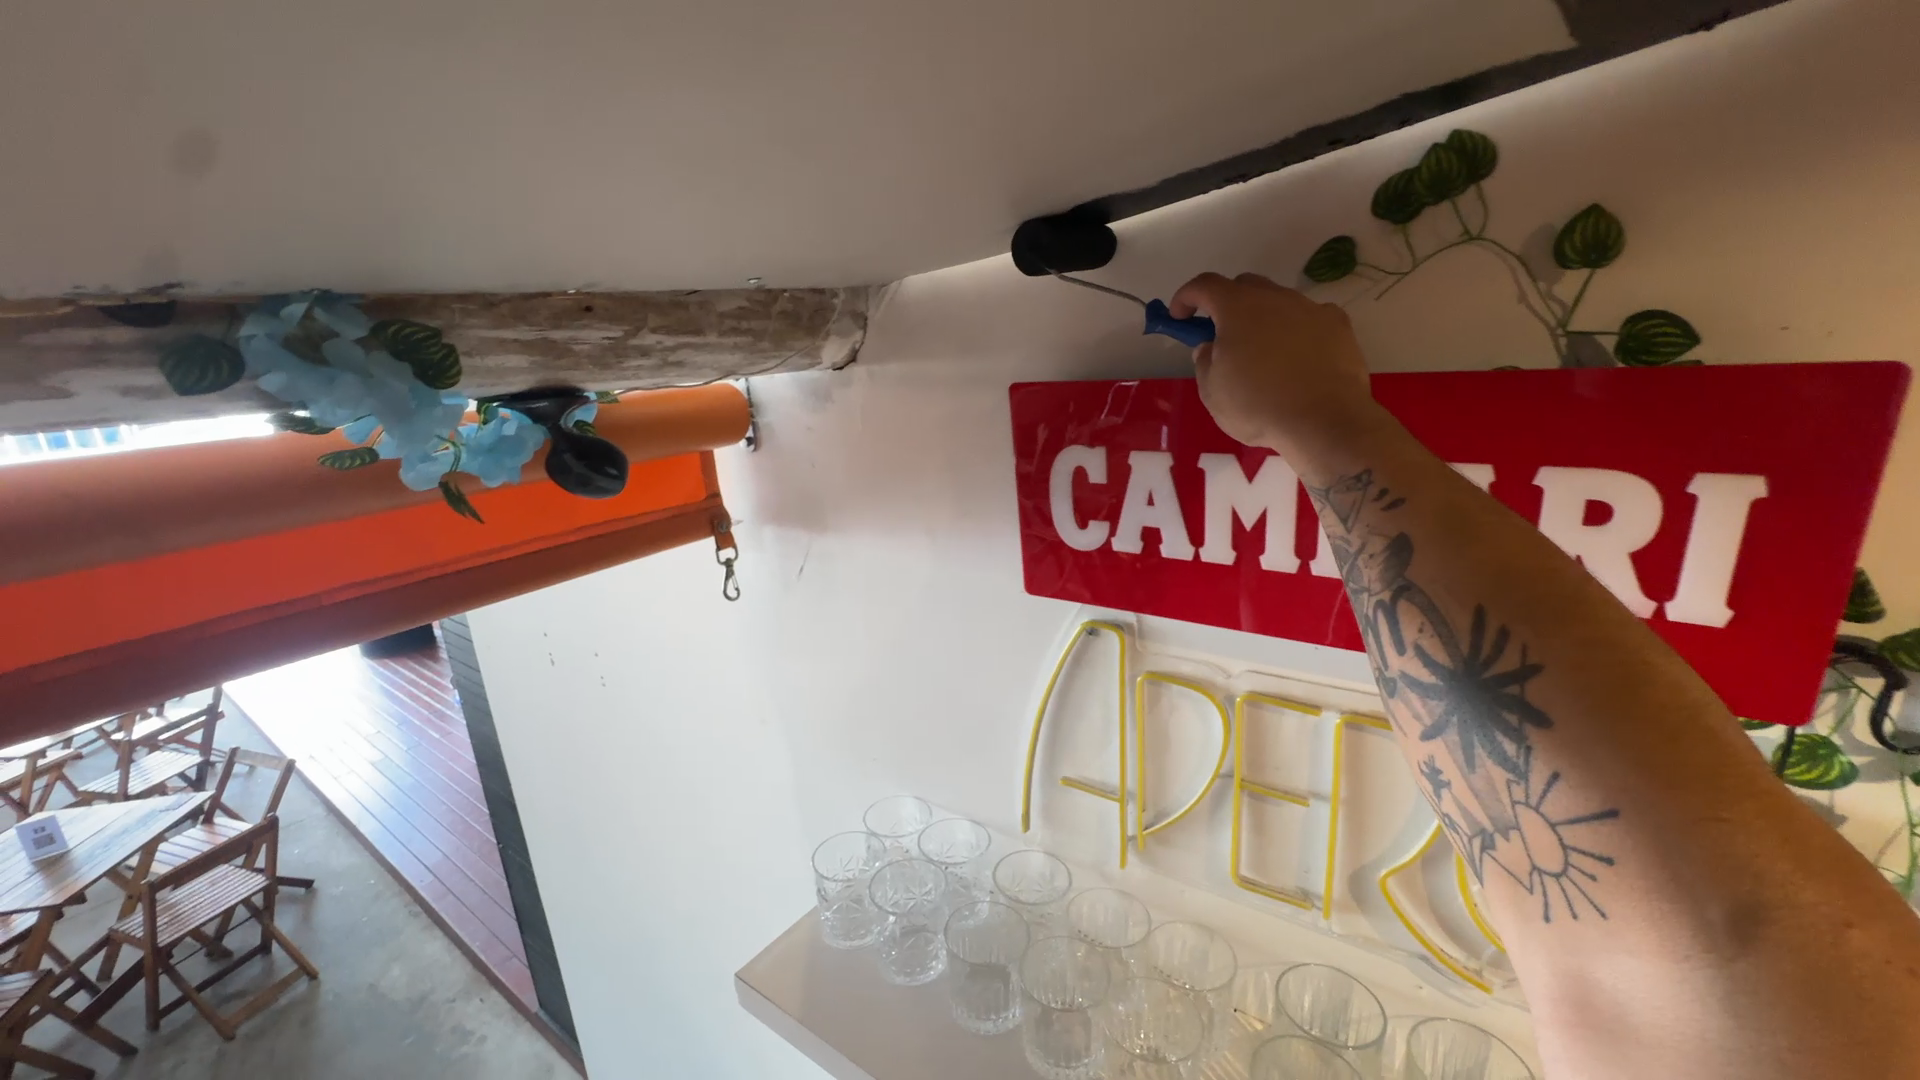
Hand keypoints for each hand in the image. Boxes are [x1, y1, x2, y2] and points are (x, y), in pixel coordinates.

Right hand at [1169, 272, 1378, 451]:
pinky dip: (1296, 331)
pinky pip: (1309, 319)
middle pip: (1244, 286)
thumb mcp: (1213, 392)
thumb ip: (1205, 362)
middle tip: (1221, 337)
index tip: (1178, 317)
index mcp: (1238, 308)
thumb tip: (1210, 346)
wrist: (1324, 420)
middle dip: (1226, 305)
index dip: (1186, 297)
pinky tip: (1297, 359)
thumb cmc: (1258, 406)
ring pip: (1278, 302)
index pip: (1204, 286)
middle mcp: (1275, 298)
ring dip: (1263, 319)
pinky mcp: (1337, 325)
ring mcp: (1310, 308)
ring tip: (1263, 356)